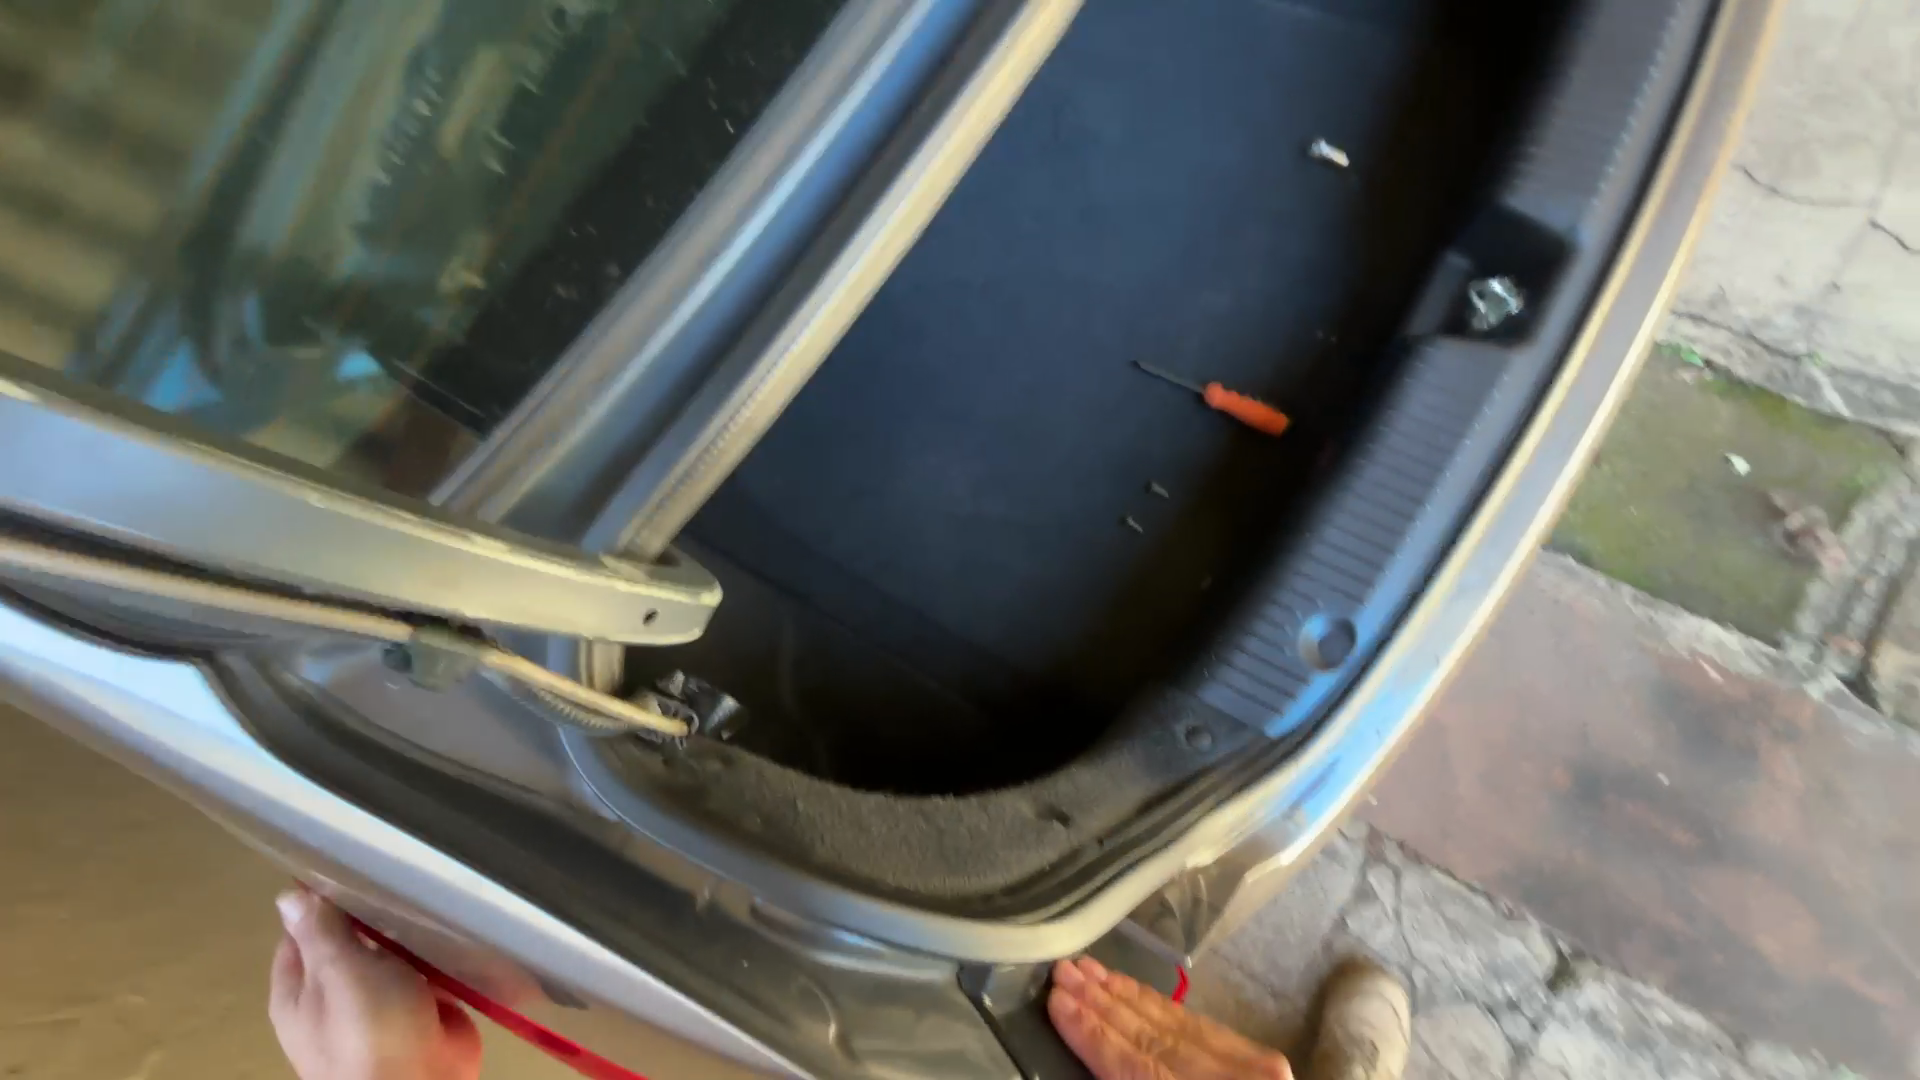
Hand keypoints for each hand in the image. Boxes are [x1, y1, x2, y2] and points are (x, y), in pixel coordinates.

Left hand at [269, 887, 482, 1079]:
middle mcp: (341, 991)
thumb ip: (322, 934)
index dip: (329, 896)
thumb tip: (290, 895)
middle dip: (384, 907)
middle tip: (416, 866)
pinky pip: (434, 965)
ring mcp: (386, 999)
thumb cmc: (370, 1030)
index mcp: (303, 989)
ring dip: (420, 925)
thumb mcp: (341, 974)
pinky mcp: (427, 1004)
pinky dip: (447, 947)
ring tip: (447, 883)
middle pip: (358, 935)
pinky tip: (467, 920)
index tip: (364, 859)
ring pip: (400, 948)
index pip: (306, 929)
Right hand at [1049, 956, 1291, 1079]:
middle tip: (1063, 971)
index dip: (1095, 1034)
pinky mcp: (1260, 1063)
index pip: (1140, 1068)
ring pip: (1175, 1024)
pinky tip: (1127, 987)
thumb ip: (1127, 1075)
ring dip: (1122, 995)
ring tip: (1085, 969)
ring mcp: (1251, 1073)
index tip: (1058, 1000)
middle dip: (1102, 1003)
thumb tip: (1088, 1059)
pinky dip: (1157, 1004)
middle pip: (1154, 1038)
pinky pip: (1197, 1024)